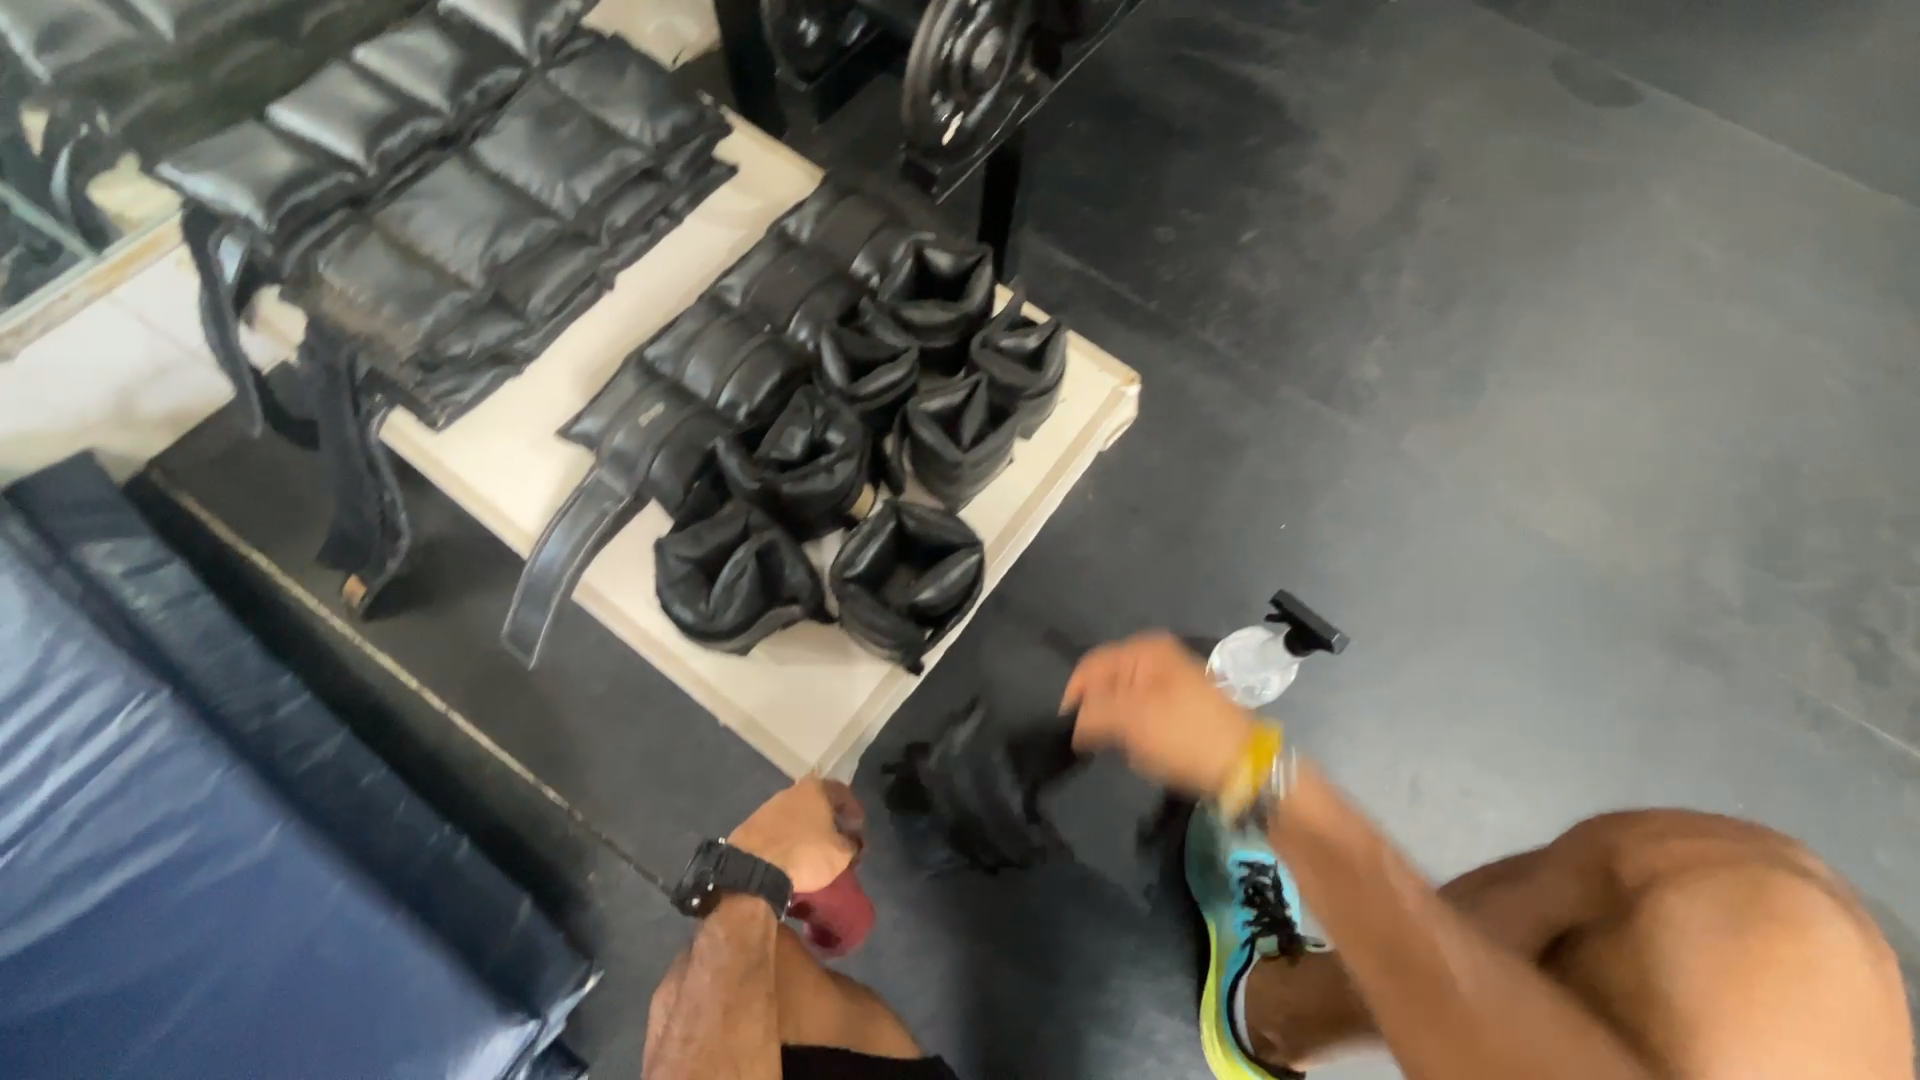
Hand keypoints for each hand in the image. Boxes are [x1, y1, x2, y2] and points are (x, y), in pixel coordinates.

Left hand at [730, 776, 863, 893]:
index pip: (844, 793)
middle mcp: (792, 790)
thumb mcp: (841, 853)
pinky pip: (780, 829)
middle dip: (831, 821)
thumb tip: (852, 842)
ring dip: (809, 830)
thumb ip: (852, 844)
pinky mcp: (752, 825)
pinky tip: (793, 855)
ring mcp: (769, 806)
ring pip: (798, 815)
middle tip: (839, 841)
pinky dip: (790, 838)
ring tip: (816, 851)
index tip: (859, 832)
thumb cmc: (806, 853)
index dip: (855, 814)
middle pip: (819, 803)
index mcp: (816, 788)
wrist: (754, 868)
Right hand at [1063, 631, 1258, 797]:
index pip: (1089, 667)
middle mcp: (1155, 658)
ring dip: (1118, 728)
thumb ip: (1092, 715)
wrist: (1244, 766)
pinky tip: (1146, 751)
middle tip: (1098, 744)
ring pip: (1121, 703)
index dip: (1075, 699)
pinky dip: (1136, 735)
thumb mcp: (1130, 721)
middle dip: (1099, 715)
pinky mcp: (1178, 707)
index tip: (1071, 733)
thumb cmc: (1184, 736)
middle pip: (1105, 684)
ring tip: (1126, 750)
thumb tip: (1073, 722)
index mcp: (1144, 650)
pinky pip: (1140, 716)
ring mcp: (1169, 682)